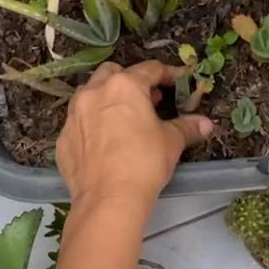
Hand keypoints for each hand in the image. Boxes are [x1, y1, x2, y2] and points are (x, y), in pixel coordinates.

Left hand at [56, 60, 212, 209]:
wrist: (108, 199)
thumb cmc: (144, 163)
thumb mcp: (171, 142)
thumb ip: (187, 127)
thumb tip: (206, 124)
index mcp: (124, 87)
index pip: (148, 69)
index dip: (165, 74)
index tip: (173, 83)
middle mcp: (94, 93)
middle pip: (112, 73)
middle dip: (129, 81)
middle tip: (144, 101)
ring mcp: (74, 116)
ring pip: (89, 95)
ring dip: (105, 99)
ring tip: (121, 119)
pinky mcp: (63, 139)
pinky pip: (78, 124)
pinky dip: (91, 126)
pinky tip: (103, 145)